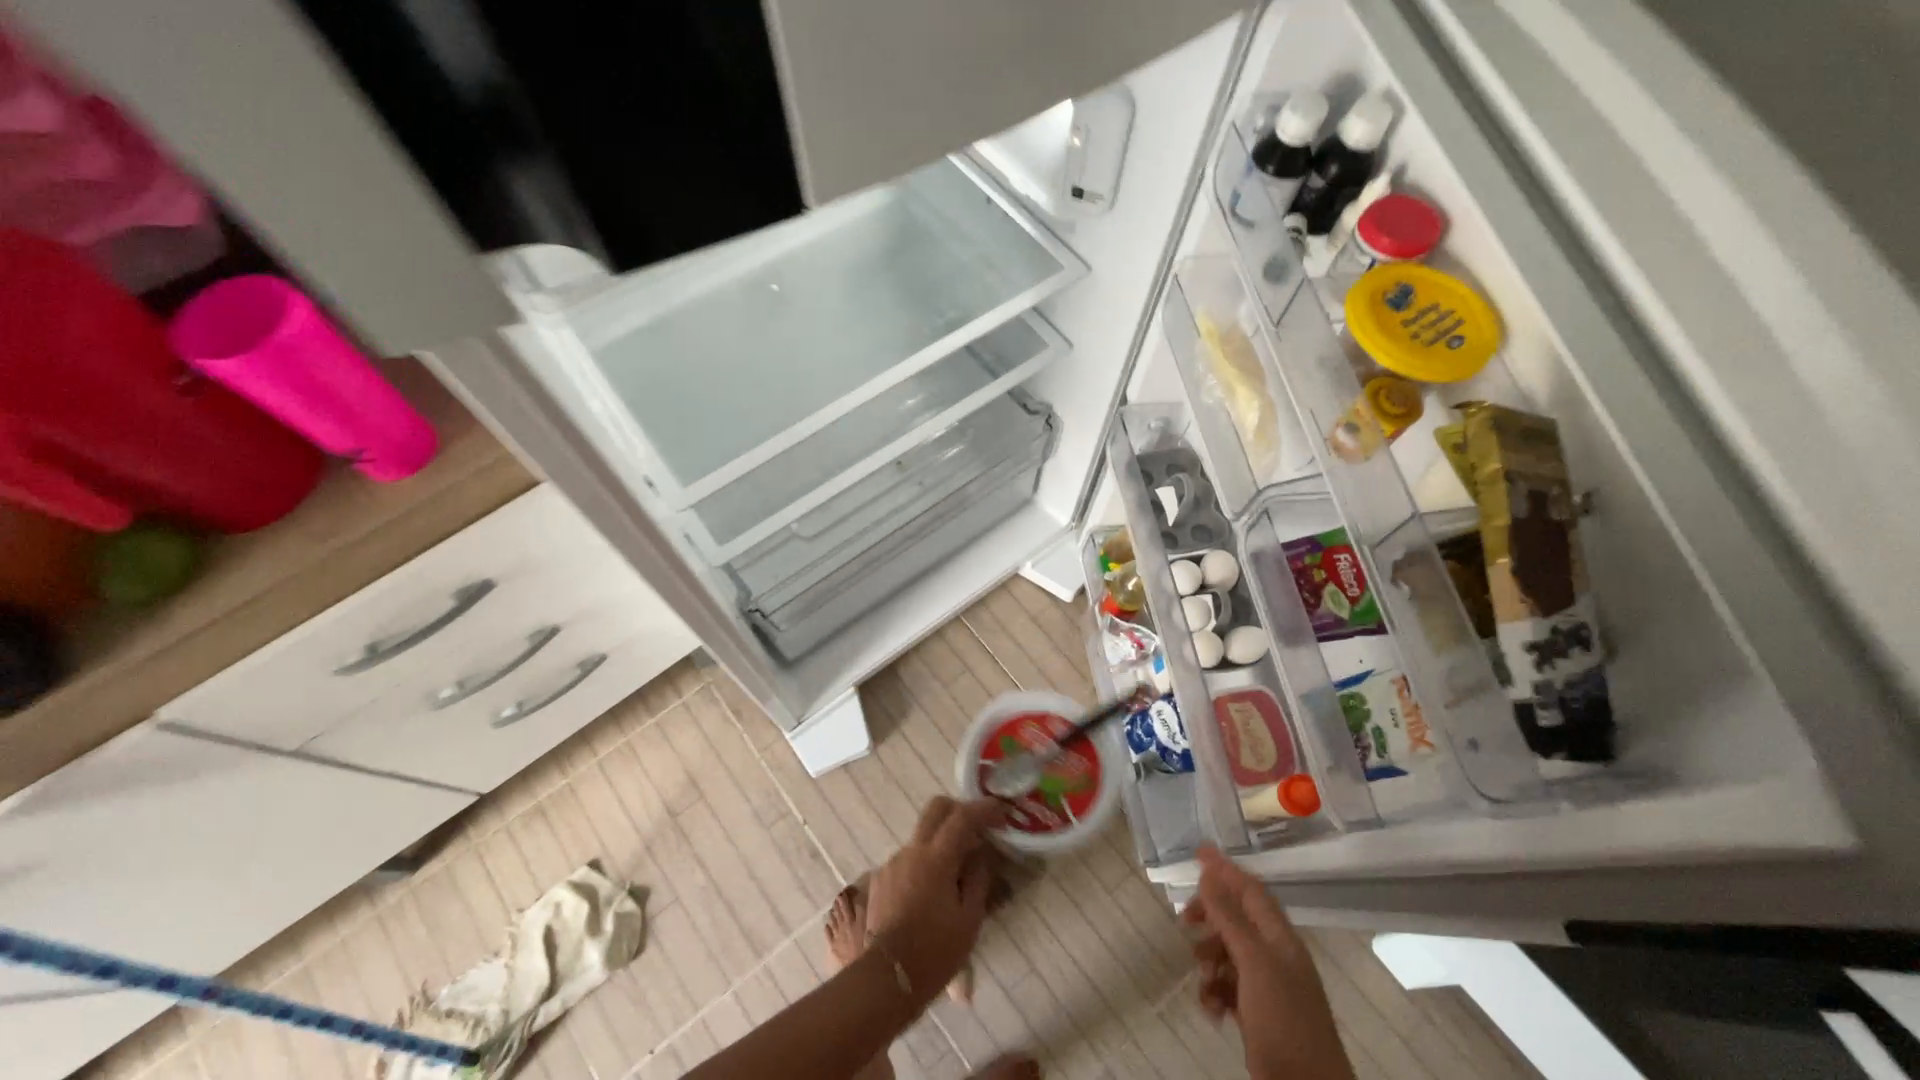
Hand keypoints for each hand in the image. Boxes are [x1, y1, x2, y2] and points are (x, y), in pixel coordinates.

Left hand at [865, 796, 1005, 1001]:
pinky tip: (934, 892)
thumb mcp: (969, 918)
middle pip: (935, 810)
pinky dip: (925, 863)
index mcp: (934, 858)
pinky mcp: (880, 880)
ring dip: (941, 842)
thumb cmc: (935, 951)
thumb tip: (982, 853)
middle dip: (959, 810)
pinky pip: (908, 860)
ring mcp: (891, 864)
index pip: (962, 817)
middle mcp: (909, 852)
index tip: (1002, 810)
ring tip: (958, 872)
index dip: (984, 809)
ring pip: (921, 837)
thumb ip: (978, 877)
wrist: (888, 977)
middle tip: (978, 827)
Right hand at [1183, 847, 1354, 1079]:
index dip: (1225, 869)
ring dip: (1208, 960)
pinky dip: (1214, 992)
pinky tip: (1212, 1009)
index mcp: (1279, 937)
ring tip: (1203, 978)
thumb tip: (1210, 873)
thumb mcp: (1254, 964)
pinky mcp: (1256, 1012)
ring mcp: (1266, 985)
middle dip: (1209, 917)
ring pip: (1227, 954)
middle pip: (1236, 919)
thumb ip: (1231, 918)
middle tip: (1184, 920)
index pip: (1250, 890)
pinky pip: (1226, 986)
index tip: (1198, 851)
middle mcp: (1274, 955)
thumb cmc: (1284, 1019)